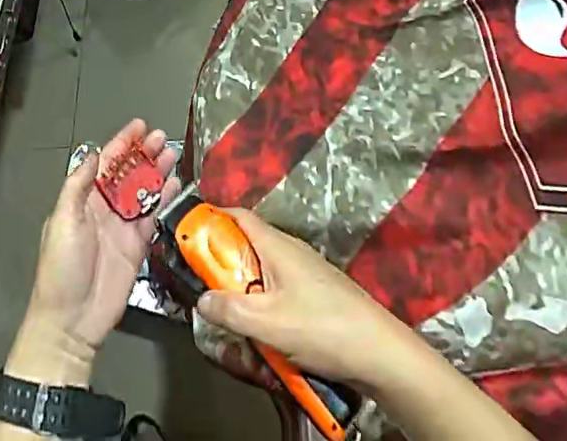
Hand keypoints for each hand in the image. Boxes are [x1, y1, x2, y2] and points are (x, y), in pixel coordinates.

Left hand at [7, 120, 179, 385]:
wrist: (71, 323)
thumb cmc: (61, 270)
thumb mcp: (62, 223)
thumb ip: (78, 187)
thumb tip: (92, 153)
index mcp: (83, 200)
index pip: (105, 163)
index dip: (122, 143)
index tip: (139, 126)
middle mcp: (104, 208)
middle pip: (128, 173)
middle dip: (144, 153)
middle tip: (162, 137)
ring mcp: (123, 226)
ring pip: (144, 190)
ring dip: (158, 171)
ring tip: (173, 153)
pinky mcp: (138, 244)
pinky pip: (154, 214)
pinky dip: (165, 198)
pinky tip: (177, 184)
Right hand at [194, 208, 422, 392]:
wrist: (377, 350)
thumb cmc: (322, 327)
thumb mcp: (267, 323)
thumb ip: (230, 310)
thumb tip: (203, 299)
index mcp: (277, 245)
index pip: (238, 216)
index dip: (212, 220)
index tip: (189, 236)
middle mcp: (289, 250)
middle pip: (246, 247)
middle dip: (224, 269)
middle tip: (209, 294)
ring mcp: (304, 271)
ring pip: (261, 273)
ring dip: (244, 294)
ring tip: (236, 323)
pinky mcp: (314, 292)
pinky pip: (278, 290)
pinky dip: (264, 306)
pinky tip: (265, 335)